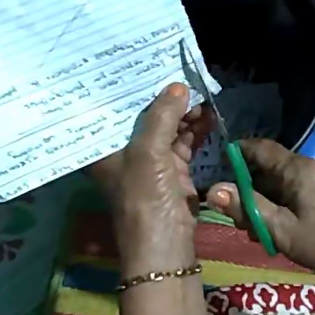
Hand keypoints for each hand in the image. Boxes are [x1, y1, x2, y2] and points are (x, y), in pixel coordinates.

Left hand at [87, 84, 214, 268]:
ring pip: (168, 129)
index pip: (116, 111)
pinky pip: (184, 144)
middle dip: (166, 100)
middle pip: (145, 117)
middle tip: (188, 81)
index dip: (133, 89)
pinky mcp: (173, 174)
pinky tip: (208, 117)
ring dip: (185, 114)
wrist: (166, 249)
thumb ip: (162, 117)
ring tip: (203, 97)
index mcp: (106, 150)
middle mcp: (125, 154)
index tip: (151, 66)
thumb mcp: (149, 153)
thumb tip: (178, 86)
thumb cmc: (145, 199)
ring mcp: (150, 164)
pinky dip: (196, 130)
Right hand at [205, 140, 314, 286]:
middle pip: (269, 166)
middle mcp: (310, 165)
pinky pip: (294, 188)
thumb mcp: (279, 229)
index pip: (261, 148)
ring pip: (281, 179)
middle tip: (237, 216)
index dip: (237, 154)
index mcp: (299, 168)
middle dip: (248, 187)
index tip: (217, 169)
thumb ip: (247, 207)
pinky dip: (279, 202)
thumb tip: (213, 189)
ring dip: (263, 199)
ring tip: (254, 229)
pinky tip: (273, 228)